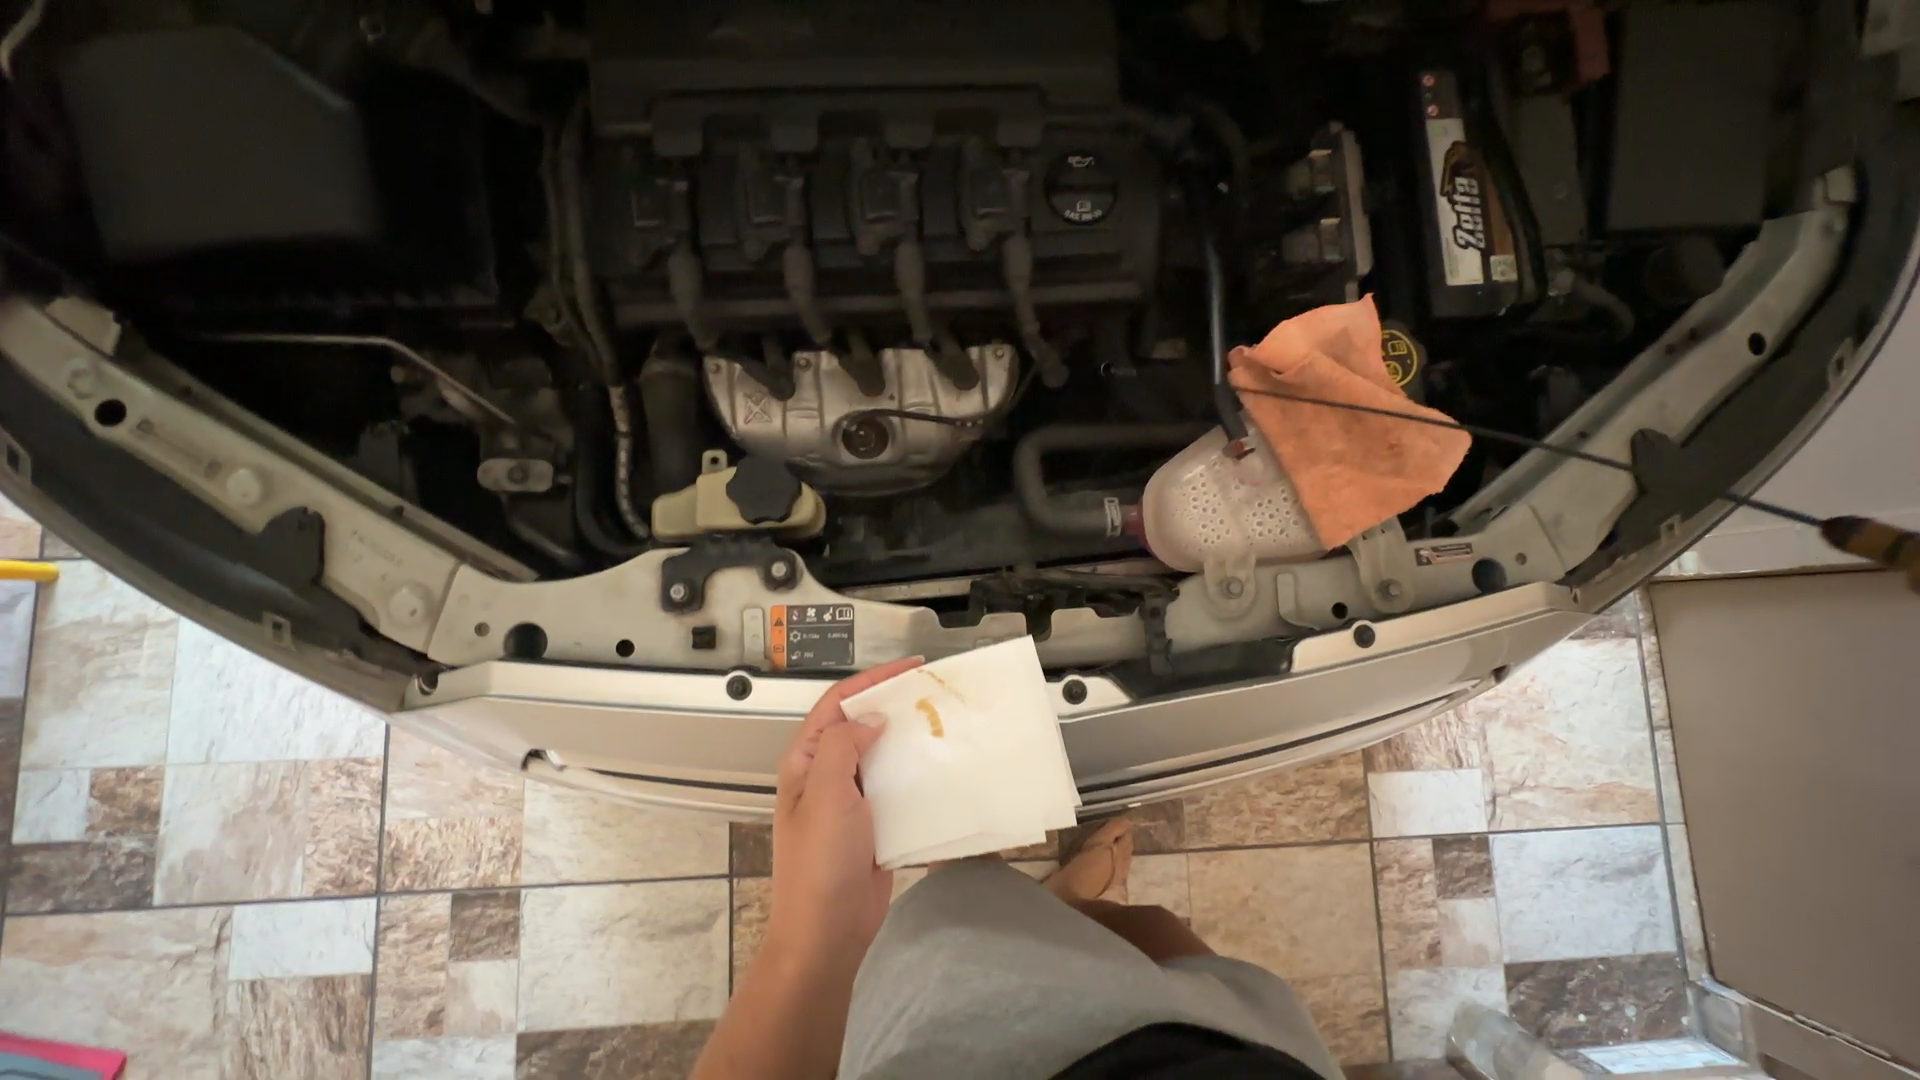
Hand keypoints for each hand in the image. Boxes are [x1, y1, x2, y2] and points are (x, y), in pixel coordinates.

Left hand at [767, 656, 922, 961]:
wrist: (827, 930)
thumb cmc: (819, 860)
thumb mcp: (825, 792)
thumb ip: (843, 745)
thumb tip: (872, 718)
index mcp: (807, 760)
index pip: (838, 704)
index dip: (872, 680)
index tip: (911, 667)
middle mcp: (827, 773)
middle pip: (862, 725)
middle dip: (895, 705)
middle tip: (934, 693)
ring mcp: (851, 799)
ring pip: (882, 755)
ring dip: (909, 739)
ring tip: (945, 724)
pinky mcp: (875, 823)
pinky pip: (897, 787)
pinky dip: (917, 774)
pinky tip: (943, 767)